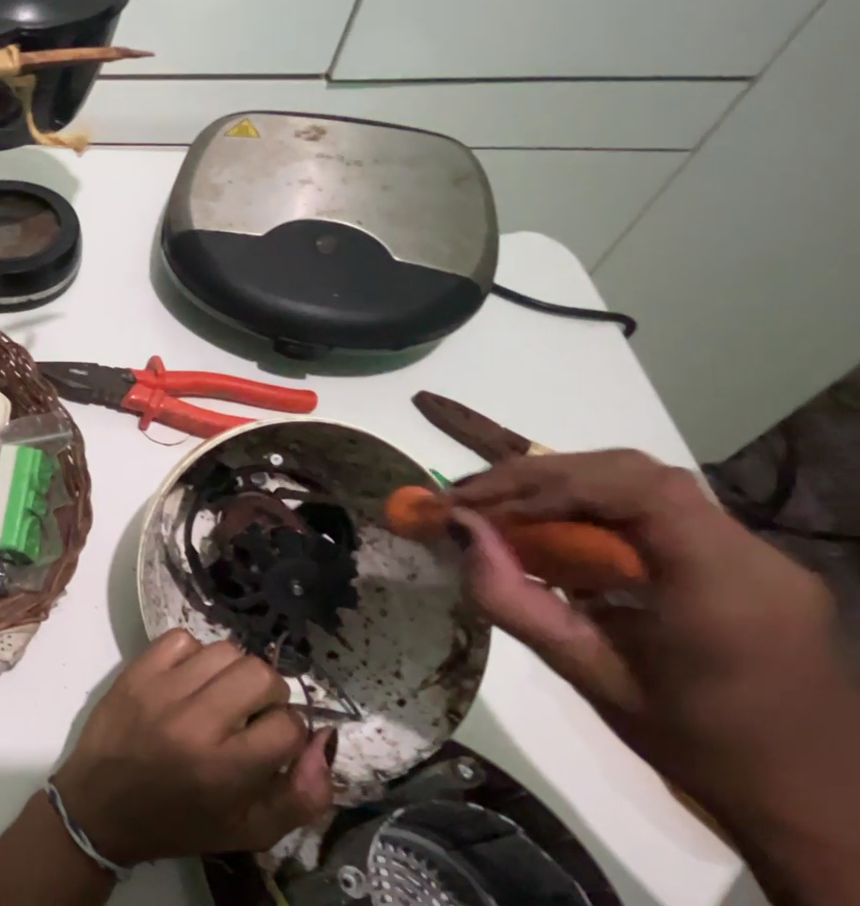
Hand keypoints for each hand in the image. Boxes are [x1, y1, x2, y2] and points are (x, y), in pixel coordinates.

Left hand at [50, 629, 333, 866]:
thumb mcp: (250, 830)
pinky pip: (181, 638)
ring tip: (221, 695)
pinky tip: (189, 680)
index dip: (289, 732)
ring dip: (233, 671)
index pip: (288, 724)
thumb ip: (302, 796)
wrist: (101, 806)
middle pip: (260, 674)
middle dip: (268, 693)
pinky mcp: (136, 671)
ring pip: (225, 650)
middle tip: (252, 712)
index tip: (272, 742)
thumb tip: (324, 741)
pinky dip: (193, 654)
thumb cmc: (180, 822)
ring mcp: (162, 690)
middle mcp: (196, 722)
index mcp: (227, 769)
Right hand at [450, 451, 859, 900]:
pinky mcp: (751, 562)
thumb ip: (516, 601)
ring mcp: (759, 555)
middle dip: (544, 477)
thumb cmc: (695, 747)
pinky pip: (664, 513)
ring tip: (502, 511)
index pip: (636, 490)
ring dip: (568, 488)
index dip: (548, 483)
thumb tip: (458, 532)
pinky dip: (597, 510)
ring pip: (648, 485)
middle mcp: (751, 555)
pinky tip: (558, 535)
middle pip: (636, 475)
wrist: (813, 798)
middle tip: (473, 498)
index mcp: (722, 587)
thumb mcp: (589, 675)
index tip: (479, 504)